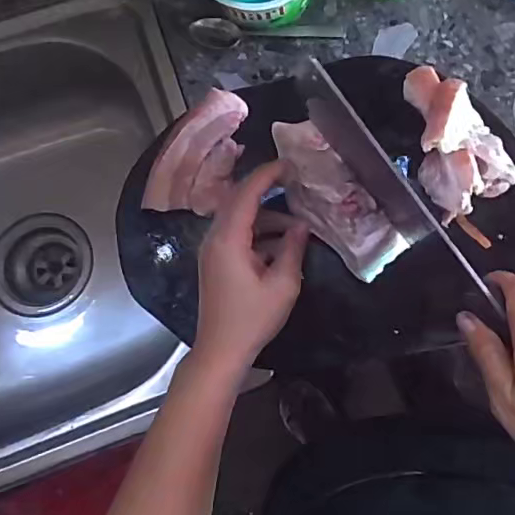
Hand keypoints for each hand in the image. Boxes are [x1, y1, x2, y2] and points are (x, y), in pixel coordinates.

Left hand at [193, 161, 308, 370]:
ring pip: (239, 219)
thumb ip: (292, 249)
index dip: (266, 175)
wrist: (221, 350)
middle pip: (238, 201)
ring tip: (297, 227)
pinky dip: (258, 233)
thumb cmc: (252, 319)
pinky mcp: (216, 262)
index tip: (288, 164)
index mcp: (228, 240)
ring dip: (267, 217)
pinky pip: (237, 235)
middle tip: (292, 182)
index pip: (246, 195)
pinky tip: (281, 245)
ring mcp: (212, 251)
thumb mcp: (282, 284)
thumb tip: (301, 227)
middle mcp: (215, 239)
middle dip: (265, 189)